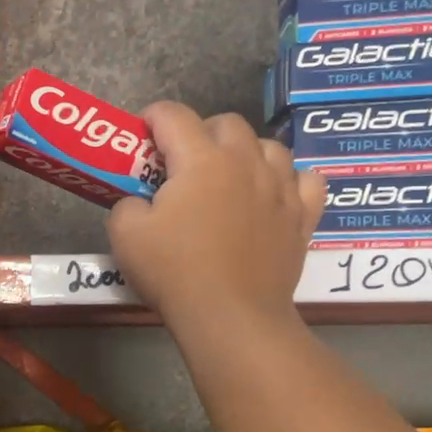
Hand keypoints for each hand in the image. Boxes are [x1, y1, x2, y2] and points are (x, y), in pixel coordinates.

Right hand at [106, 103, 325, 330]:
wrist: (230, 315)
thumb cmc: (174, 271)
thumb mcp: (125, 235)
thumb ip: (126, 204)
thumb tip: (139, 201)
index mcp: (201, 160)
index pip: (174, 116)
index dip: (152, 118)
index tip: (140, 133)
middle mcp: (246, 162)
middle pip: (227, 123)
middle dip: (201, 132)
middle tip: (181, 164)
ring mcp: (281, 188)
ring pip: (269, 146)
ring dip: (245, 153)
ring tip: (229, 177)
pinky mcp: (302, 217)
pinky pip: (306, 180)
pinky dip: (290, 180)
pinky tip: (275, 193)